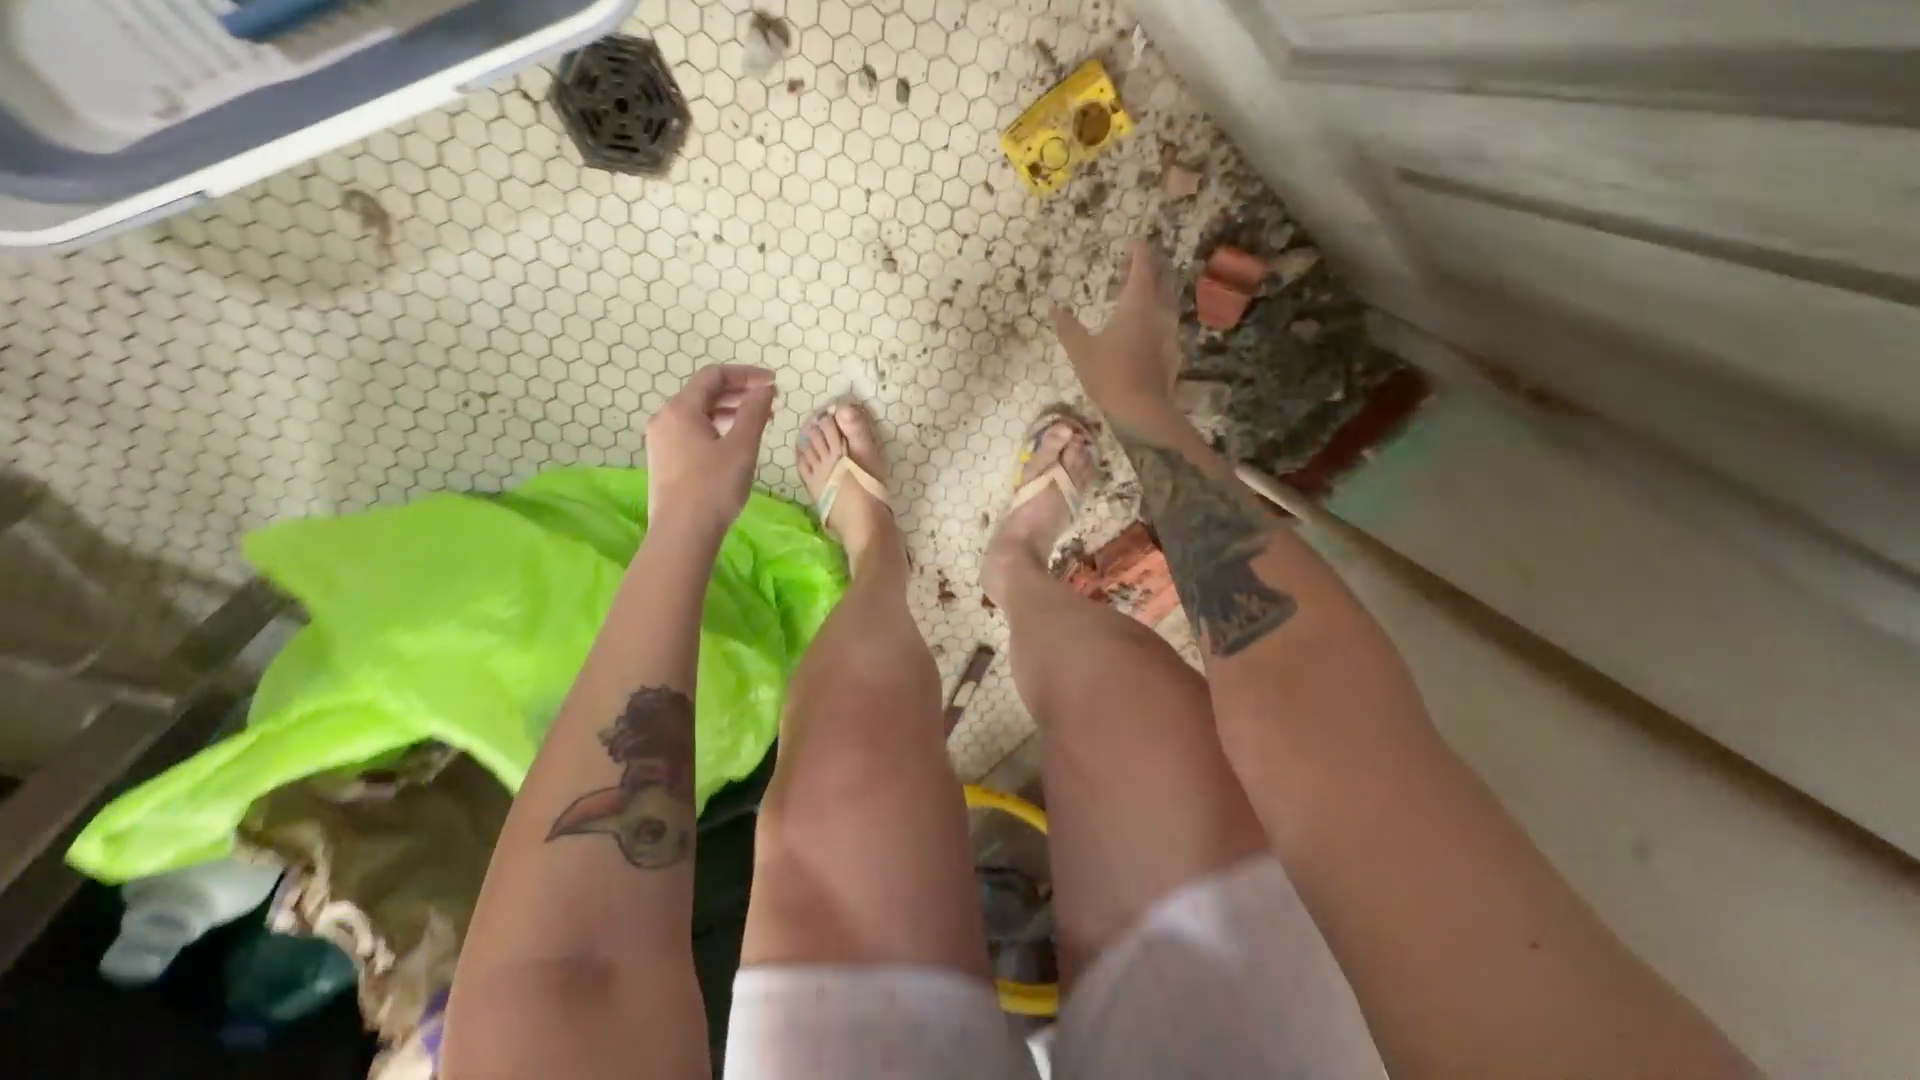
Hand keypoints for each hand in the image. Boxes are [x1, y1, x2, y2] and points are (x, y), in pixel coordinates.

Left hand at [645, 365, 776, 539]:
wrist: (682, 533)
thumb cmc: (714, 487)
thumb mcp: (741, 446)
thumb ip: (754, 412)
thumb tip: (764, 388)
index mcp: (680, 409)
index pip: (714, 375)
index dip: (746, 374)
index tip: (773, 383)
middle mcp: (665, 418)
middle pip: (704, 393)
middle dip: (739, 394)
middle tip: (769, 403)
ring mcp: (661, 441)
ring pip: (698, 414)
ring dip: (729, 413)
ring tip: (757, 424)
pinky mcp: (664, 460)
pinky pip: (691, 432)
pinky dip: (716, 429)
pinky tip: (734, 445)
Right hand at [1050, 240, 1183, 421]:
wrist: (1143, 410)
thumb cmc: (1109, 375)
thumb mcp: (1080, 351)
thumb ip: (1067, 327)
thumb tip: (1052, 308)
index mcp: (1136, 305)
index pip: (1143, 268)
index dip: (1139, 253)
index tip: (1134, 243)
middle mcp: (1158, 313)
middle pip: (1161, 281)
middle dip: (1151, 269)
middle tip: (1138, 264)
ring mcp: (1169, 334)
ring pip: (1167, 303)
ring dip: (1157, 291)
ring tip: (1144, 292)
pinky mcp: (1173, 353)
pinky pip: (1167, 324)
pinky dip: (1158, 316)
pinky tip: (1149, 327)